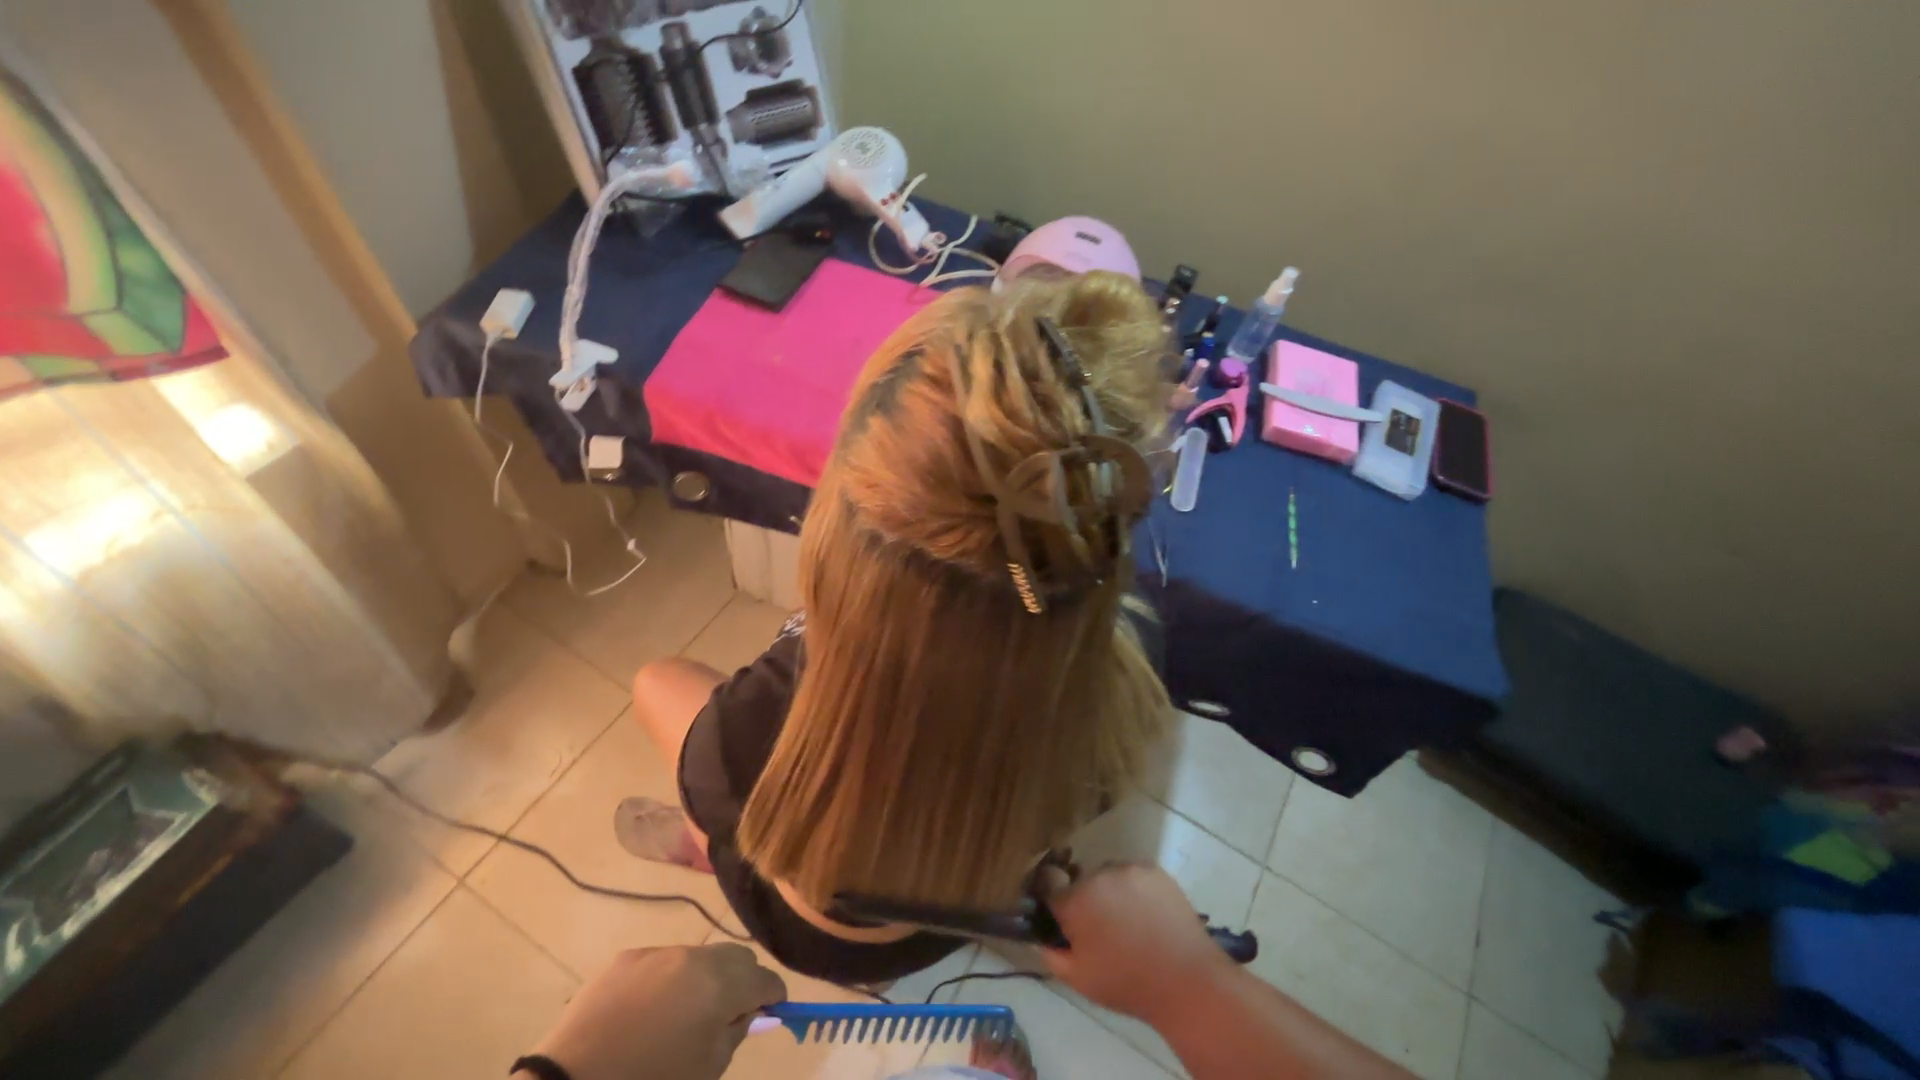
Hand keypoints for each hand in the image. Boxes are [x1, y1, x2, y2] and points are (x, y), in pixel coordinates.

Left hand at [526, 943, 785, 1079]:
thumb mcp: (708, 1067)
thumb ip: (737, 1031)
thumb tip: (751, 1011)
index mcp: (722, 985)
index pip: (766, 979)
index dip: (773, 996)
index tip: (769, 1012)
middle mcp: (695, 957)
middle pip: (738, 956)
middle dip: (743, 980)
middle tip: (729, 1013)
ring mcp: (658, 953)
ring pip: (700, 956)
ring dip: (705, 978)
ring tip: (683, 1015)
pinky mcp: (626, 957)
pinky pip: (663, 962)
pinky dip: (668, 980)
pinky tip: (648, 1012)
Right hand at [1037, 862, 1232, 1024]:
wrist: (1187, 981)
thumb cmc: (1127, 984)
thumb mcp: (1078, 979)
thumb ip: (1051, 953)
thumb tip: (1040, 936)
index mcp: (1075, 900)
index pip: (1047, 882)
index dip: (1051, 899)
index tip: (1060, 916)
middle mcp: (1098, 875)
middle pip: (1080, 881)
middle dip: (1083, 899)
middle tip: (1099, 928)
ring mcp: (1129, 869)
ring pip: (1107, 875)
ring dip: (1108, 891)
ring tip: (1127, 921)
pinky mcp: (1154, 870)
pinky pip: (1132, 874)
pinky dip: (1133, 889)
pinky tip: (1145, 913)